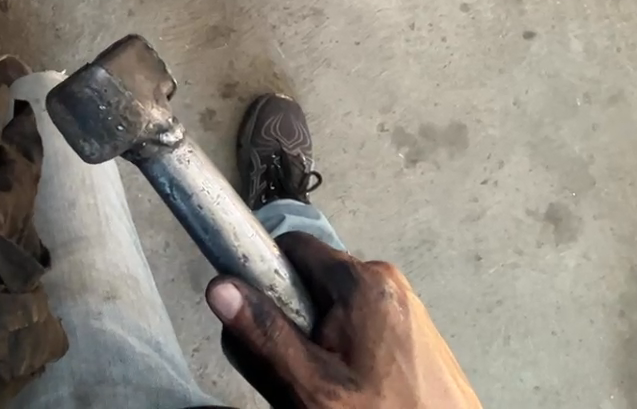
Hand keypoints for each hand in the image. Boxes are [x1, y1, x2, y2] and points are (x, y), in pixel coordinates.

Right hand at [207, 233, 480, 408]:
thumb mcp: (315, 390)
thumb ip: (265, 335)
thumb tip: (218, 287)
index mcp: (363, 281)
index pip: (291, 246)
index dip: (267, 278)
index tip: (264, 321)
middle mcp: (388, 280)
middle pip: (312, 277)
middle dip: (294, 316)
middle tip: (298, 370)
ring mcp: (407, 306)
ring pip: (336, 304)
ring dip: (321, 336)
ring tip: (330, 387)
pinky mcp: (419, 333)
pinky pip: (364, 324)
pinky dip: (349, 349)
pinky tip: (356, 390)